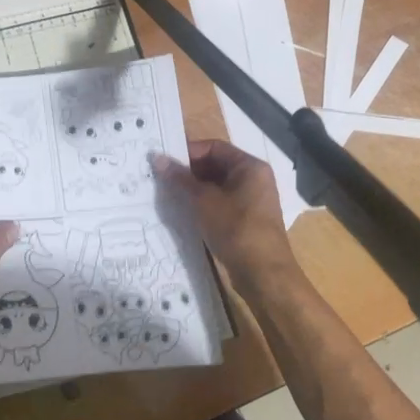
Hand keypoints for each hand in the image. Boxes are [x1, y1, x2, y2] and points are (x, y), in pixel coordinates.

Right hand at [154, 140, 296, 287]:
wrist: (262, 272)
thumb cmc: (235, 228)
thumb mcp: (203, 200)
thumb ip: (179, 178)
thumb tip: (157, 158)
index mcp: (250, 167)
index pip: (214, 147)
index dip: (188, 152)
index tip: (164, 163)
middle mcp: (254, 179)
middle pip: (215, 165)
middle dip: (188, 172)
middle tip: (161, 180)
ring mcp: (251, 200)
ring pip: (216, 186)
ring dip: (193, 190)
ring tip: (168, 196)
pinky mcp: (246, 220)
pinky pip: (220, 203)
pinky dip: (202, 205)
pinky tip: (184, 213)